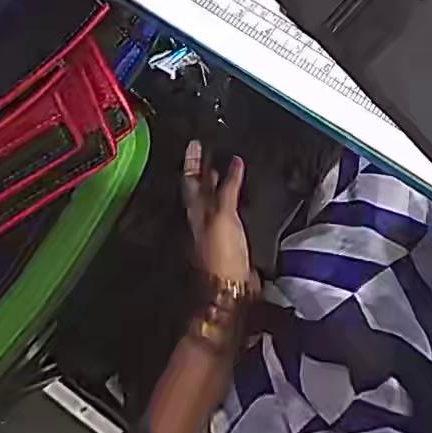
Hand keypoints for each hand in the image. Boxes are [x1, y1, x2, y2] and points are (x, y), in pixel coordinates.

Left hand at [182, 141, 253, 287]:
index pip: (191, 178)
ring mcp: (215, 227)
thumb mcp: (223, 214)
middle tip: (208, 149)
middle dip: (203, 169)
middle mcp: (202, 216)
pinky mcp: (229, 237)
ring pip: (214, 197)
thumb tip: (234, 162)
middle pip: (200, 187)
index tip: (194, 142)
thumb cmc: (220, 253)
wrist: (229, 289)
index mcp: (195, 209)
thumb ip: (228, 188)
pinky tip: (240, 196)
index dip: (192, 160)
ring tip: (225, 166)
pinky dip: (233, 197)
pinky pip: (229, 209)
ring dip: (218, 182)